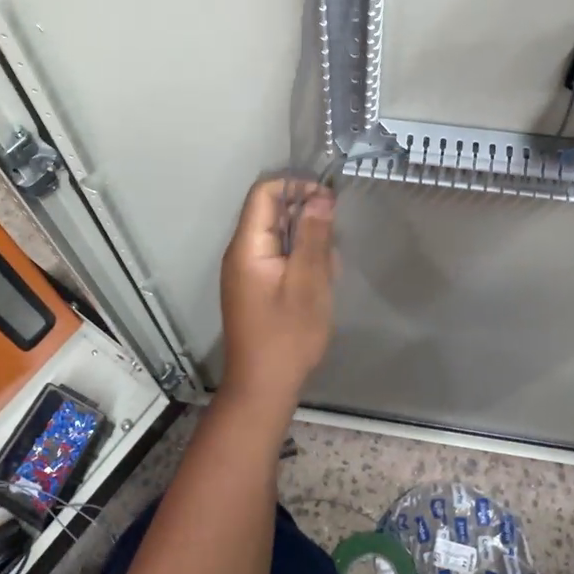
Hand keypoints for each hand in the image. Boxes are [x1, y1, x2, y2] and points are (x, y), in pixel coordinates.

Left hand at [218, 178, 337, 405]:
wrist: (263, 387)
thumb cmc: (288, 336)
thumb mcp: (309, 282)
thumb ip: (314, 236)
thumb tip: (320, 196)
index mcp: (247, 246)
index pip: (264, 193)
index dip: (296, 186)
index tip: (328, 201)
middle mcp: (240, 253)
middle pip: (271, 213)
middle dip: (307, 220)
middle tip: (333, 246)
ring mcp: (245, 272)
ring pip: (279, 238)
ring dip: (307, 246)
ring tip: (327, 274)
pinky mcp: (254, 288)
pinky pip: (278, 260)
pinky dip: (301, 265)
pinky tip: (317, 287)